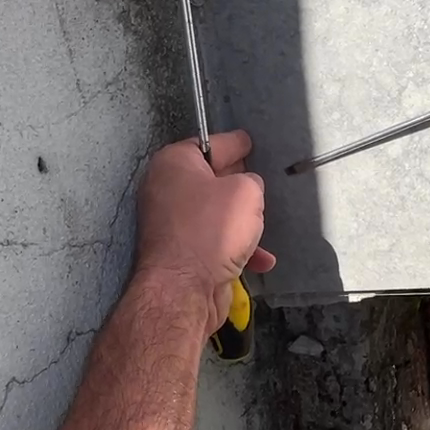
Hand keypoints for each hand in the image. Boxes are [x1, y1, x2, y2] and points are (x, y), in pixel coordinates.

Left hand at [135, 130, 275, 335]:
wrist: (185, 289)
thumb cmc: (212, 230)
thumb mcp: (246, 192)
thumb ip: (252, 182)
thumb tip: (248, 190)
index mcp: (174, 163)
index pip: (210, 144)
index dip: (234, 143)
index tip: (248, 141)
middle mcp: (167, 191)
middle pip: (211, 180)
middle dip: (237, 183)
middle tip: (259, 180)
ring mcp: (172, 225)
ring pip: (215, 215)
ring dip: (241, 222)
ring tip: (262, 225)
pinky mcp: (181, 255)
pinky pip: (214, 244)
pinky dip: (237, 250)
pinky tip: (260, 260)